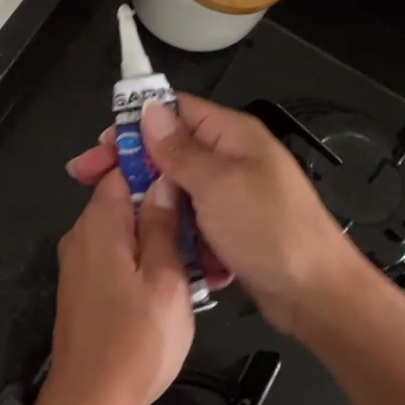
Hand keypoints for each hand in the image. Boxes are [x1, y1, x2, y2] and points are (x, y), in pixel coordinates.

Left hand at [34, 169, 196, 404]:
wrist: (89, 404)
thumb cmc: (135, 344)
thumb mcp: (165, 283)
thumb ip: (163, 228)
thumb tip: (162, 180)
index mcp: (98, 225)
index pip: (120, 170)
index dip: (154, 164)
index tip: (190, 170)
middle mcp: (81, 235)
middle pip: (123, 198)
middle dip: (163, 203)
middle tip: (206, 220)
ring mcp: (80, 262)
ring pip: (124, 229)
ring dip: (159, 234)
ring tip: (201, 252)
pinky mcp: (85, 285)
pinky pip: (117, 254)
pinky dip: (145, 256)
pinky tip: (177, 276)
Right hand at [64, 95, 364, 336]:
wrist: (316, 296)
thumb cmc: (269, 232)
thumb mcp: (218, 184)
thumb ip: (179, 148)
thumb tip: (149, 109)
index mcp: (231, 136)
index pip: (173, 111)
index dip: (133, 125)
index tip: (99, 147)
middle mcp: (229, 160)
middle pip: (168, 153)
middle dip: (131, 169)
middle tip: (88, 182)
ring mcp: (229, 197)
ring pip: (174, 192)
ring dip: (153, 208)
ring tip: (125, 225)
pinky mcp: (228, 230)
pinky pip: (188, 224)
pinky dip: (175, 235)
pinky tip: (161, 252)